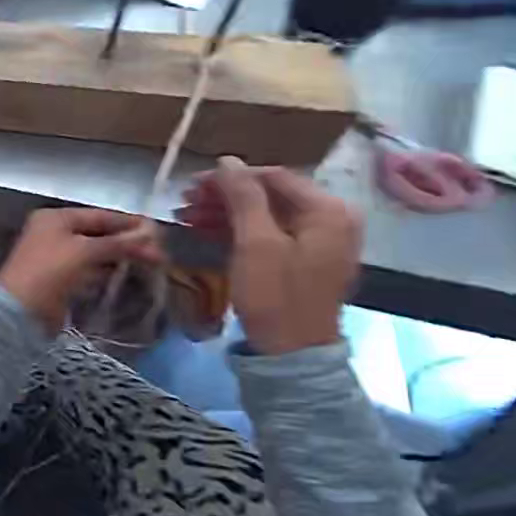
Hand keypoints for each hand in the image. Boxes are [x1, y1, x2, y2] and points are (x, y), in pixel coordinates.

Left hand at [0, 208, 163, 332]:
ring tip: (150, 264)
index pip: (99, 215)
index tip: (158, 232)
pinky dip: (105, 272)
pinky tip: (124, 276)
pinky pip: (87, 271)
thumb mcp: (85, 251)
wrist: (18, 312)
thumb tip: (150, 234)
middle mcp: (53, 233)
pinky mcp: (58, 280)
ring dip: (119, 257)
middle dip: (127, 242)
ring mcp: (55, 258)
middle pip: (98, 234)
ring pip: (94, 253)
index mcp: (55, 218)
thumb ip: (118, 242)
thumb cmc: (49, 272)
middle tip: (158, 252)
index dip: (128, 223)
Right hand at [177, 157, 362, 354]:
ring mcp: (317, 242)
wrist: (292, 355)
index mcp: (328, 211)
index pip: (274, 176)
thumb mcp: (256, 243)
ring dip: (225, 213)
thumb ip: (244, 197)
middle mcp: (330, 220)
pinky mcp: (302, 260)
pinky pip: (267, 234)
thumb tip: (228, 160)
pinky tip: (205, 231)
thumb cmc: (276, 295)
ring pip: (264, 214)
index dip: (231, 177)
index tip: (192, 185)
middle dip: (224, 196)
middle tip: (185, 201)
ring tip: (187, 217)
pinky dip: (236, 230)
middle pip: (268, 195)